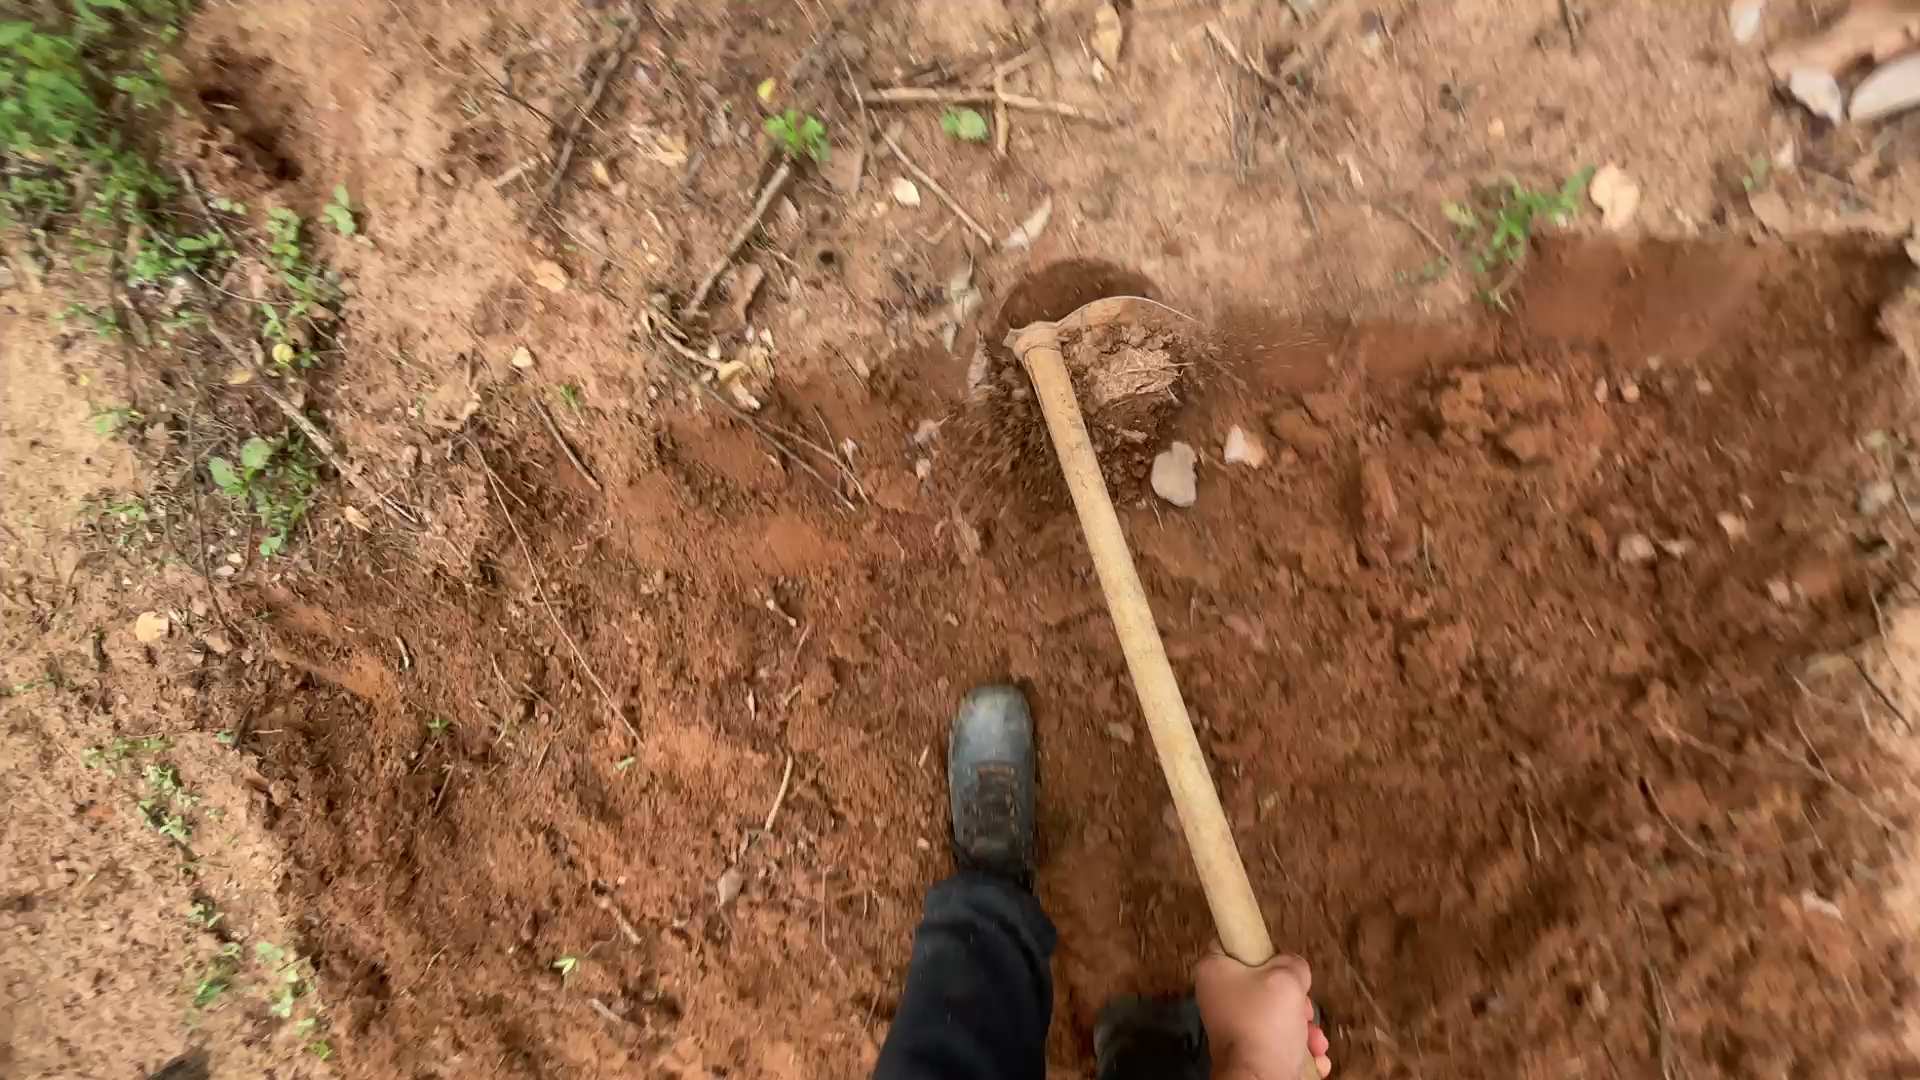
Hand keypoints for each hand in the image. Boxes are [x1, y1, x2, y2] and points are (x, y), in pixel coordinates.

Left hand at [1195, 946, 1331, 1078]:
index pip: (1233, 944)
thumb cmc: (1265, 1021)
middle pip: (1261, 984)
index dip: (1261, 949)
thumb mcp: (1286, 979)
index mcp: (1213, 969)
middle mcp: (1217, 995)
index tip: (1281, 963)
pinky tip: (1316, 1058)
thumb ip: (1293, 964)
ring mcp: (1231, 1025)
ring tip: (1315, 1040)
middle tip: (1305, 1009)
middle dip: (1293, 998)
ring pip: (1274, 1015)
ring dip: (1303, 1027)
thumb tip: (1293, 966)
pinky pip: (1275, 1041)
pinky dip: (1298, 1049)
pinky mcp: (1246, 1051)